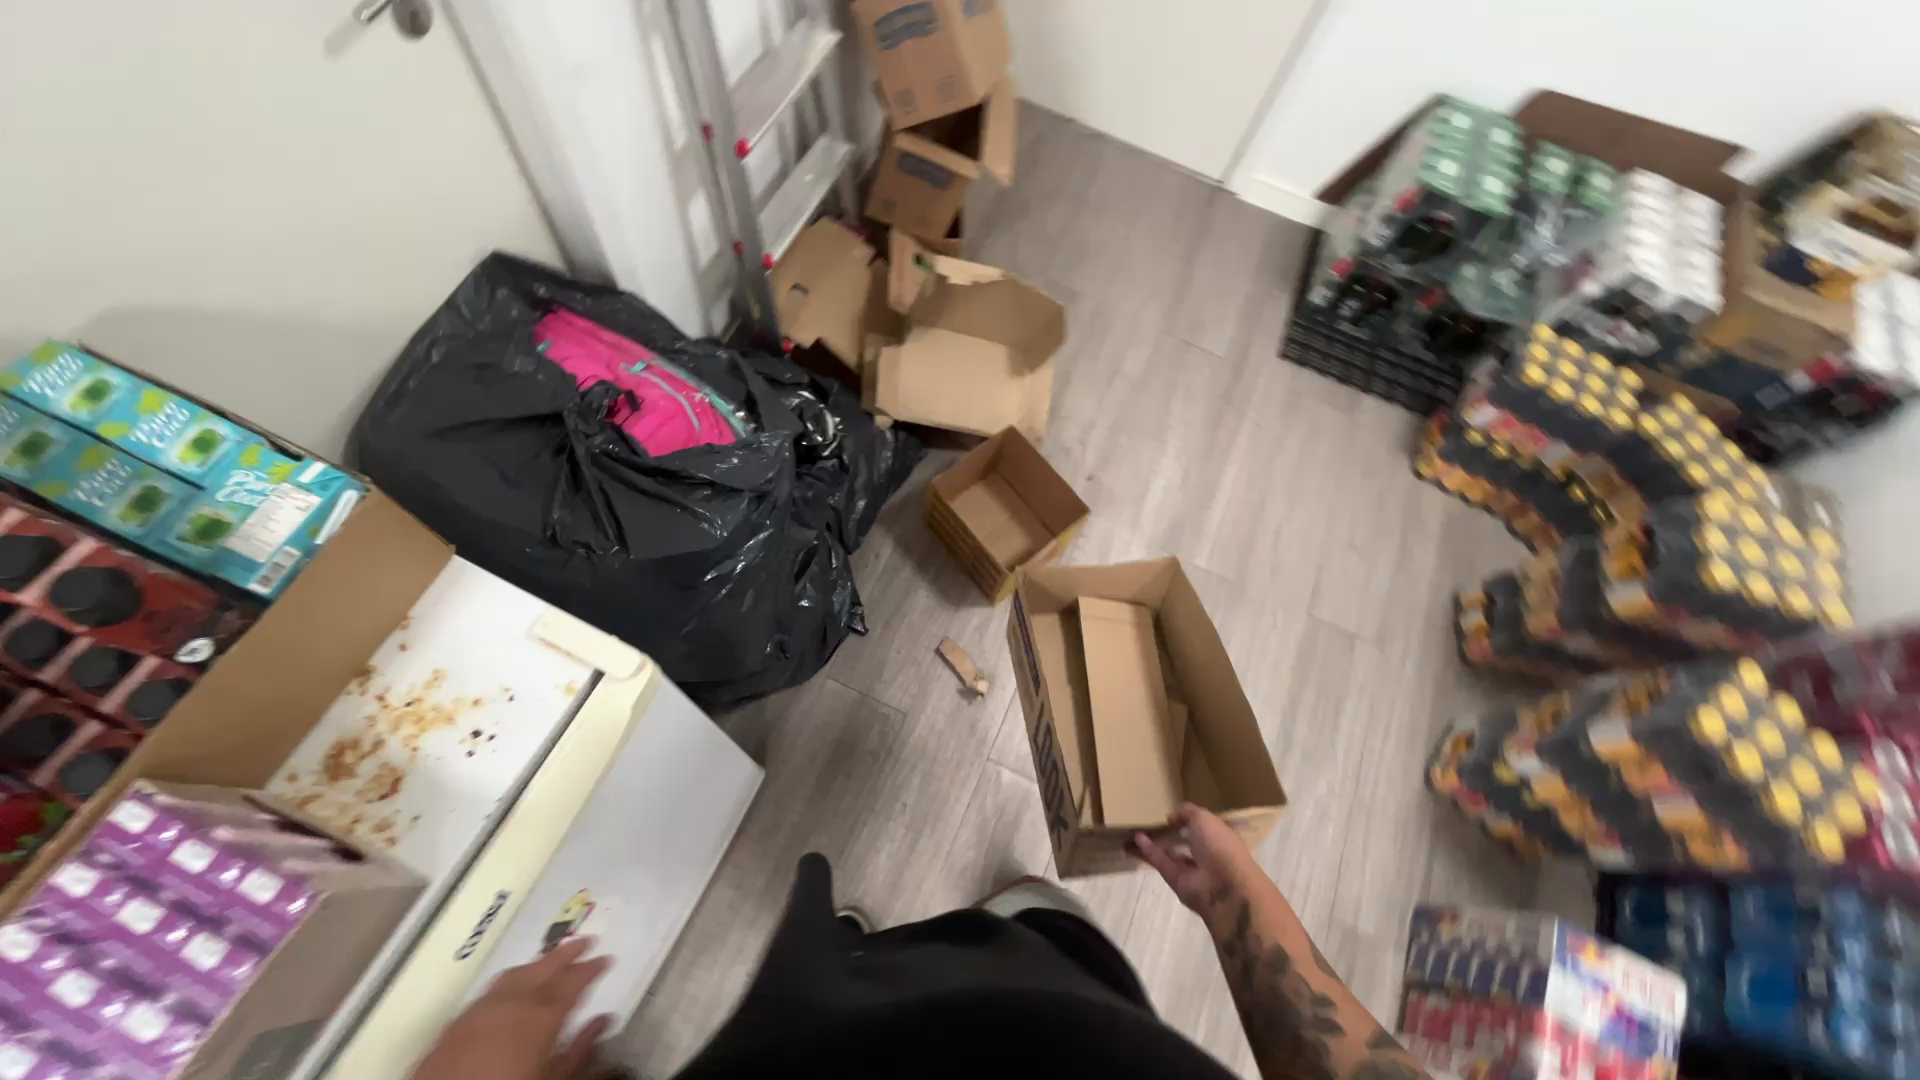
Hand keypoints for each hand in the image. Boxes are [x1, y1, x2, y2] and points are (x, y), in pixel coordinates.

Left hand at [411, 937, 613, 1079]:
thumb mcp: (553, 1078)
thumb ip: (580, 1048)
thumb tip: (604, 1019)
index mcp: (541, 1016)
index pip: (574, 981)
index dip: (592, 968)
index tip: (606, 959)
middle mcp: (513, 1002)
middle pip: (545, 967)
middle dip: (567, 953)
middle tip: (587, 941)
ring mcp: (482, 1009)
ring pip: (516, 973)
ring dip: (538, 964)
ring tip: (552, 962)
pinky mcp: (458, 1021)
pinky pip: (491, 988)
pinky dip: (511, 980)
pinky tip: (513, 988)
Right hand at [1131, 802, 1256, 919]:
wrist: (1224, 887)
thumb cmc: (1219, 846)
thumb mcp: (1204, 818)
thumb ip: (1187, 812)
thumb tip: (1172, 816)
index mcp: (1221, 838)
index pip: (1204, 827)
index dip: (1190, 820)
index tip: (1173, 813)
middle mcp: (1208, 855)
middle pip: (1186, 842)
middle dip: (1172, 833)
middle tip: (1153, 821)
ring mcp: (1193, 870)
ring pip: (1171, 854)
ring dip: (1157, 842)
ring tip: (1139, 828)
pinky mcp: (1177, 882)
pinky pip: (1162, 863)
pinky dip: (1150, 851)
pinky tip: (1137, 838)